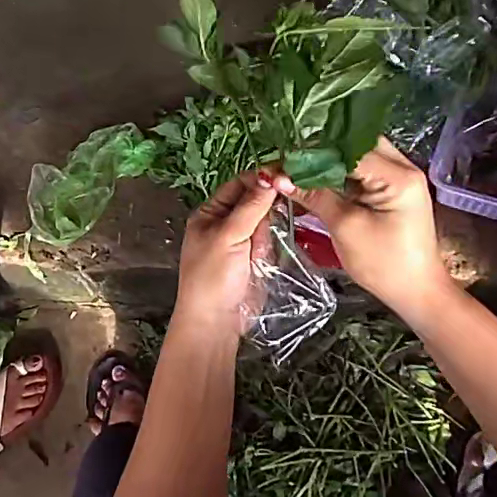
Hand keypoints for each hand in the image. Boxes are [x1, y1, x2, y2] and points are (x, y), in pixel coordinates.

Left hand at [173, 172, 278, 339]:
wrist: (216, 322)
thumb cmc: (212, 276)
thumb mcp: (228, 236)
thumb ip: (251, 206)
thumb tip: (270, 177)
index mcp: (210, 213)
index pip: (239, 184)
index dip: (260, 179)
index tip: (285, 174)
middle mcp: (227, 223)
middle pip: (256, 201)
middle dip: (267, 209)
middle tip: (276, 215)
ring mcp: (243, 241)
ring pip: (268, 222)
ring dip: (268, 233)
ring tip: (259, 250)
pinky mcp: (258, 258)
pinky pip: (272, 241)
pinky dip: (272, 246)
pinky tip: (266, 256)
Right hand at [279, 138, 452, 314]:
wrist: (417, 293)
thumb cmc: (385, 265)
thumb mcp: (346, 228)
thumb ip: (315, 196)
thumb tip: (280, 176)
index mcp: (398, 176)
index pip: (349, 149)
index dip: (314, 152)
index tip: (283, 155)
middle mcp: (405, 168)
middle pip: (357, 144)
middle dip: (323, 149)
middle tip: (290, 157)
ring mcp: (402, 179)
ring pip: (361, 156)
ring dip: (332, 161)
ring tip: (299, 165)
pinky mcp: (396, 191)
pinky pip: (366, 172)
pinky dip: (343, 174)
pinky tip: (319, 178)